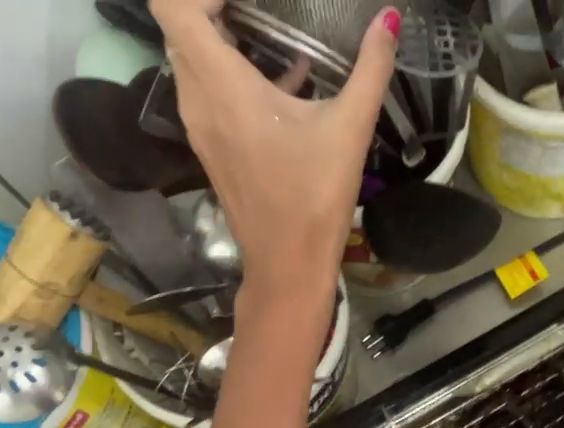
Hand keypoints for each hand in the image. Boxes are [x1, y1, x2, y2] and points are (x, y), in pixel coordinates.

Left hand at [148, 0, 398, 297]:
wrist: (287, 266)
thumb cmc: (314, 198)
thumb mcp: (349, 130)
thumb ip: (370, 70)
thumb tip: (390, 20)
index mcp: (222, 85)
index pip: (173, 5)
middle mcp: (197, 100)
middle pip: (180, 29)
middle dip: (214, 8)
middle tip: (261, 7)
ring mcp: (200, 128)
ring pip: (191, 61)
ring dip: (221, 41)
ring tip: (270, 36)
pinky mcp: (211, 149)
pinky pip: (206, 92)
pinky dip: (231, 75)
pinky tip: (283, 85)